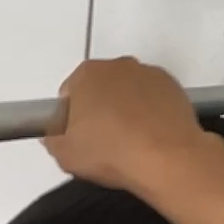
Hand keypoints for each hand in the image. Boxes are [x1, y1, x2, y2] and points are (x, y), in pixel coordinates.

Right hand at [43, 57, 217, 192]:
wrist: (166, 158)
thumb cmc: (114, 151)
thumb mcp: (65, 154)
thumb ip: (52, 139)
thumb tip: (54, 135)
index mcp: (87, 74)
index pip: (70, 92)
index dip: (70, 116)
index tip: (76, 134)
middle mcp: (118, 66)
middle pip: (100, 86)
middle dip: (98, 107)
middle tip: (100, 139)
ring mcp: (148, 73)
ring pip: (128, 89)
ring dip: (126, 107)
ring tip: (128, 140)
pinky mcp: (171, 85)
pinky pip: (153, 96)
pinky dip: (150, 109)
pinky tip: (149, 134)